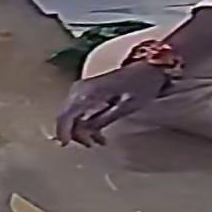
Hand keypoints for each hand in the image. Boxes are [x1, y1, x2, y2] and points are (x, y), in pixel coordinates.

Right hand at [55, 61, 170, 146]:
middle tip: (90, 144)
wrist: (148, 67)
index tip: (65, 145)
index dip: (62, 132)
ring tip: (99, 140)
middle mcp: (79, 90)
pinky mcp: (84, 92)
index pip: (66, 115)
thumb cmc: (141, 85)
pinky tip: (97, 132)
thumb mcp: (126, 106)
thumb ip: (102, 120)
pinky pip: (76, 110)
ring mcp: (80, 90)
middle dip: (75, 133)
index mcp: (88, 93)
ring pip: (69, 115)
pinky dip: (83, 122)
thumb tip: (84, 133)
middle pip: (65, 116)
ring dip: (80, 129)